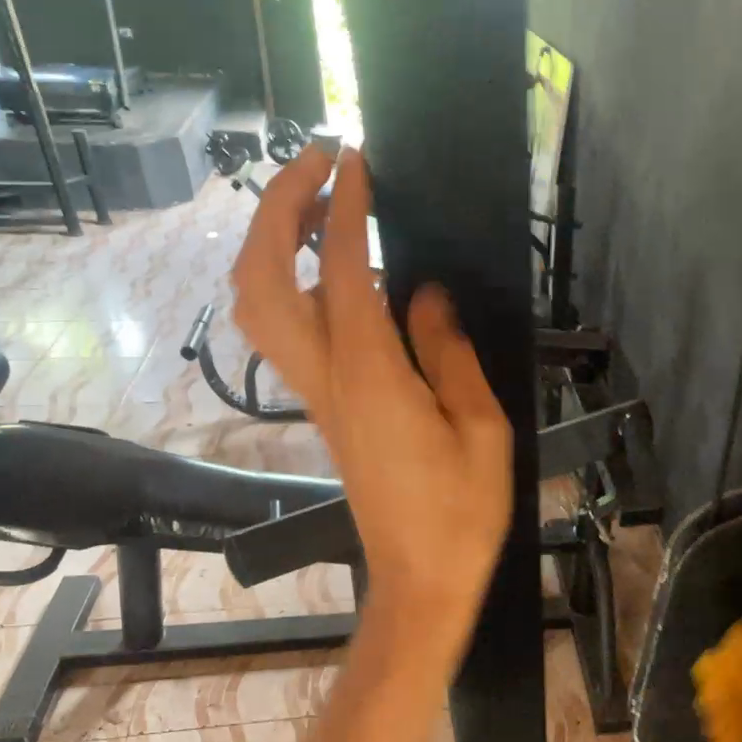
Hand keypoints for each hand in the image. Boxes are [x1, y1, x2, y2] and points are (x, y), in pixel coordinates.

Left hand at [230, 146, 512, 624]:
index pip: (344, 271)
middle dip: (276, 209)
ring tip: (320, 208)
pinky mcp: (326, 412)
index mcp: (372, 379)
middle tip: (317, 168)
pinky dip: (293, 284)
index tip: (357, 161)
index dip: (347, 208)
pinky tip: (339, 275)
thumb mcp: (481, 430)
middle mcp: (329, 380)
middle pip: (264, 280)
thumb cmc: (462, 514)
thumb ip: (450, 354)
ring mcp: (319, 397)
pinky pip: (288, 334)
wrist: (420, 580)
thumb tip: (425, 296)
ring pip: (260, 307)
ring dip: (273, 245)